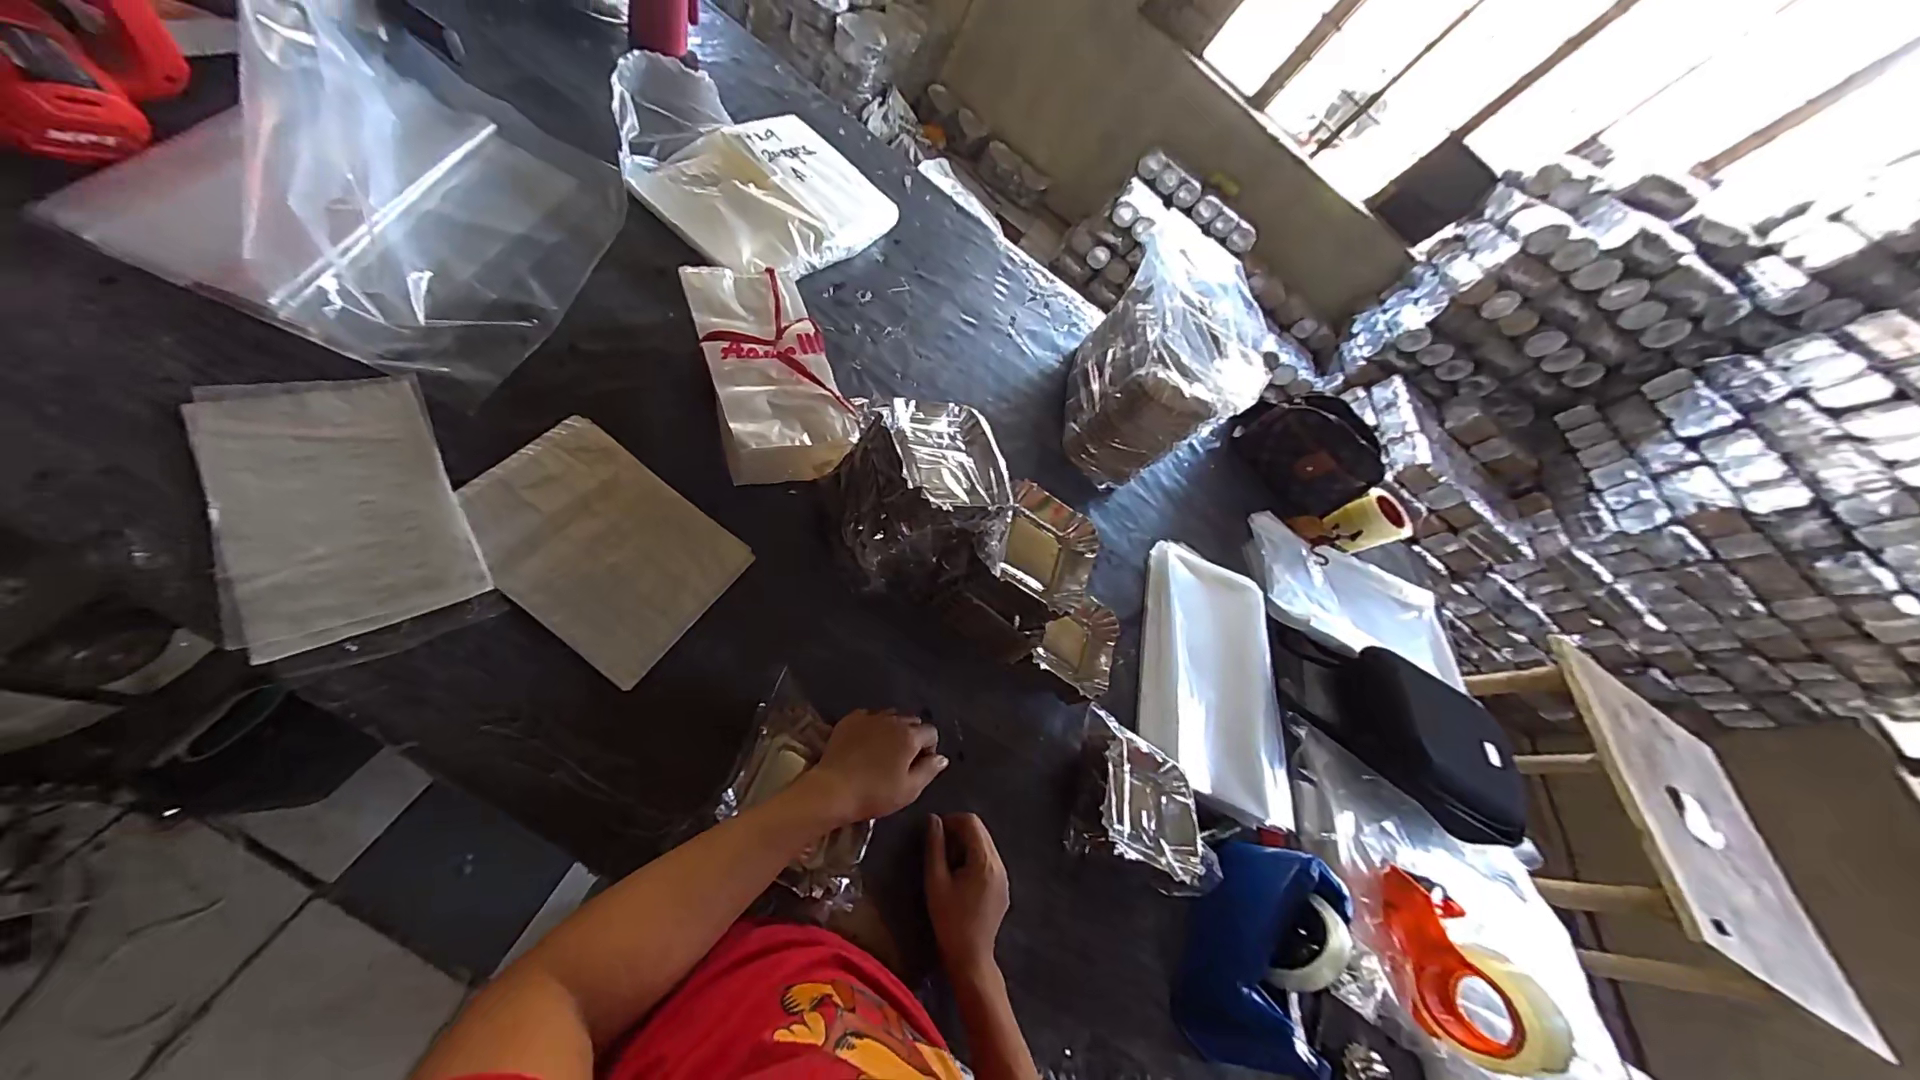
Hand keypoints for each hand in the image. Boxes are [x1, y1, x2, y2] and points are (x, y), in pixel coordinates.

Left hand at [799, 709, 946, 826]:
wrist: (833, 789)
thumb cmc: (875, 793)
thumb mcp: (910, 789)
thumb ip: (929, 770)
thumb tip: (941, 757)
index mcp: (910, 735)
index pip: (931, 732)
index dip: (929, 749)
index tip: (918, 766)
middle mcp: (892, 719)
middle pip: (912, 721)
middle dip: (912, 736)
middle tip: (902, 759)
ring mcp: (869, 717)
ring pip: (890, 716)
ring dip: (893, 729)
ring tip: (883, 749)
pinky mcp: (850, 719)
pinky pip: (869, 717)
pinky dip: (872, 726)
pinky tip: (864, 743)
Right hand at [925, 813, 1008, 978]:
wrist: (971, 957)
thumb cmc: (949, 920)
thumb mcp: (935, 882)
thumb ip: (934, 848)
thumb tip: (933, 820)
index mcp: (984, 861)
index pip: (971, 822)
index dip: (951, 820)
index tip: (935, 833)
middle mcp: (999, 863)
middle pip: (980, 831)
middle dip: (958, 832)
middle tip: (939, 849)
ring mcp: (1004, 876)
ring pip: (985, 844)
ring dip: (966, 844)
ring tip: (948, 864)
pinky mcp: (1003, 886)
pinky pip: (990, 859)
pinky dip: (975, 857)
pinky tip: (961, 877)